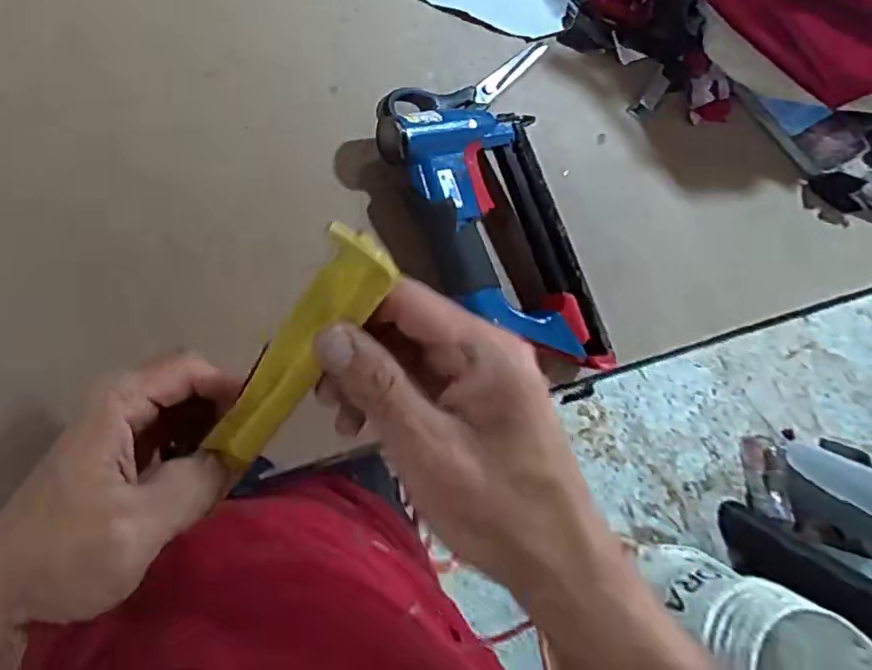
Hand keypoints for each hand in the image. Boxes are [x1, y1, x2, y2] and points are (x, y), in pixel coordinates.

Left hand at [0, 352, 243, 668]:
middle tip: (256, 446)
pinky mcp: (110, 453)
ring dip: (205, 430)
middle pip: (181, 384)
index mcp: (117, 401)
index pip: (187, 368)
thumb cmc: (67, 552)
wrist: (4, 587)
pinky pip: (160, 435)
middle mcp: (114, 401)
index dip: (229, 384)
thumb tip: (236, 456)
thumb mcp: (139, 525)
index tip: (267, 414)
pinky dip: (186, 448)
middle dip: (221, 408)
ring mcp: (110, 426)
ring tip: (235, 464)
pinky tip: (203, 477)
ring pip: (173, 411)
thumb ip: (192, 484)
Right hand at [313, 280, 711, 669]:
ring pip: (398, 349)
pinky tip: (360, 421)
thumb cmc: (499, 511)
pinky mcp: (467, 397)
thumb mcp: (427, 448)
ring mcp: (474, 372)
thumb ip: (377, 384)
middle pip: (397, 321)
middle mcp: (478, 347)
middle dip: (352, 346)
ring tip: (338, 412)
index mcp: (480, 347)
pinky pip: (412, 376)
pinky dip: (380, 393)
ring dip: (361, 373)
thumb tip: (326, 333)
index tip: (308, 327)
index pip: (402, 295)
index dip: (352, 301)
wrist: (562, 575)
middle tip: (318, 383)